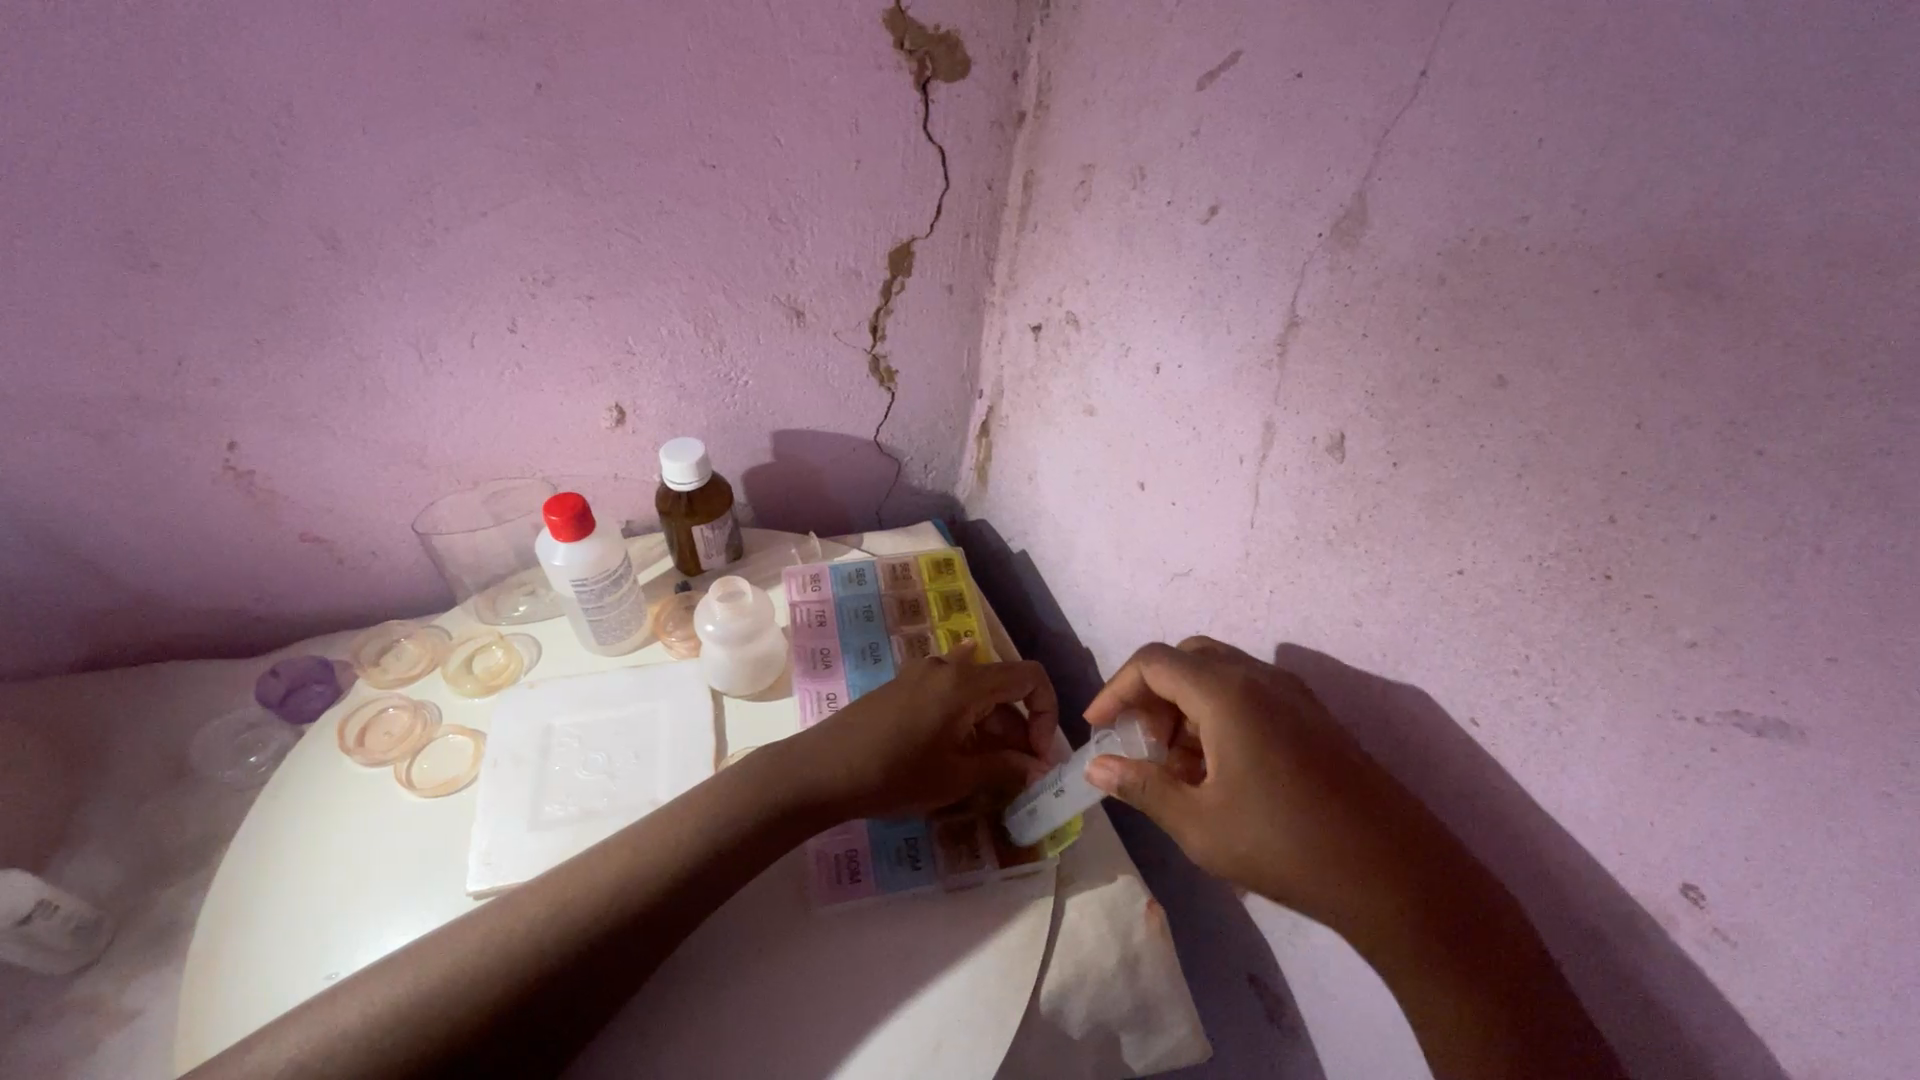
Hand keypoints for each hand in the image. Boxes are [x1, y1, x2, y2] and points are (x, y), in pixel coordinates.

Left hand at [787, 643, 1058, 820]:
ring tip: (991, 767)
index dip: (1046, 712)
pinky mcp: (903, 687)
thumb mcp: (955, 778)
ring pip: (975, 692)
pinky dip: (966, 717)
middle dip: (1020, 727)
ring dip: (993, 725)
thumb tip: (1039, 767)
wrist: (821, 771)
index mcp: (966, 682)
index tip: (1038, 754)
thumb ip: (1004, 767)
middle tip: (1020, 772)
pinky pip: (949, 694)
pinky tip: (964, 741)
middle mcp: (947, 667)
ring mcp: (921, 674)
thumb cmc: (893, 775)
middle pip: (1002, 686)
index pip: (1029, 676)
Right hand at [1082, 636, 1448, 926]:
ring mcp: (1294, 695)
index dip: (1115, 689)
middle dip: (1153, 694)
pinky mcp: (1315, 718)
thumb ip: (1142, 787)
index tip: (1097, 728)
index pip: (1153, 661)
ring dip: (1187, 706)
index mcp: (1226, 693)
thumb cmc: (1285, 845)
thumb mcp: (1198, 824)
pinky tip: (1222, 771)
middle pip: (1188, 658)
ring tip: (1180, 768)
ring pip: (1221, 675)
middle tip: (1143, 743)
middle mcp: (1260, 678)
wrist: (1394, 873)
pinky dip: (1220, 715)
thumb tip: (1096, 767)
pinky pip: (1251, 694)